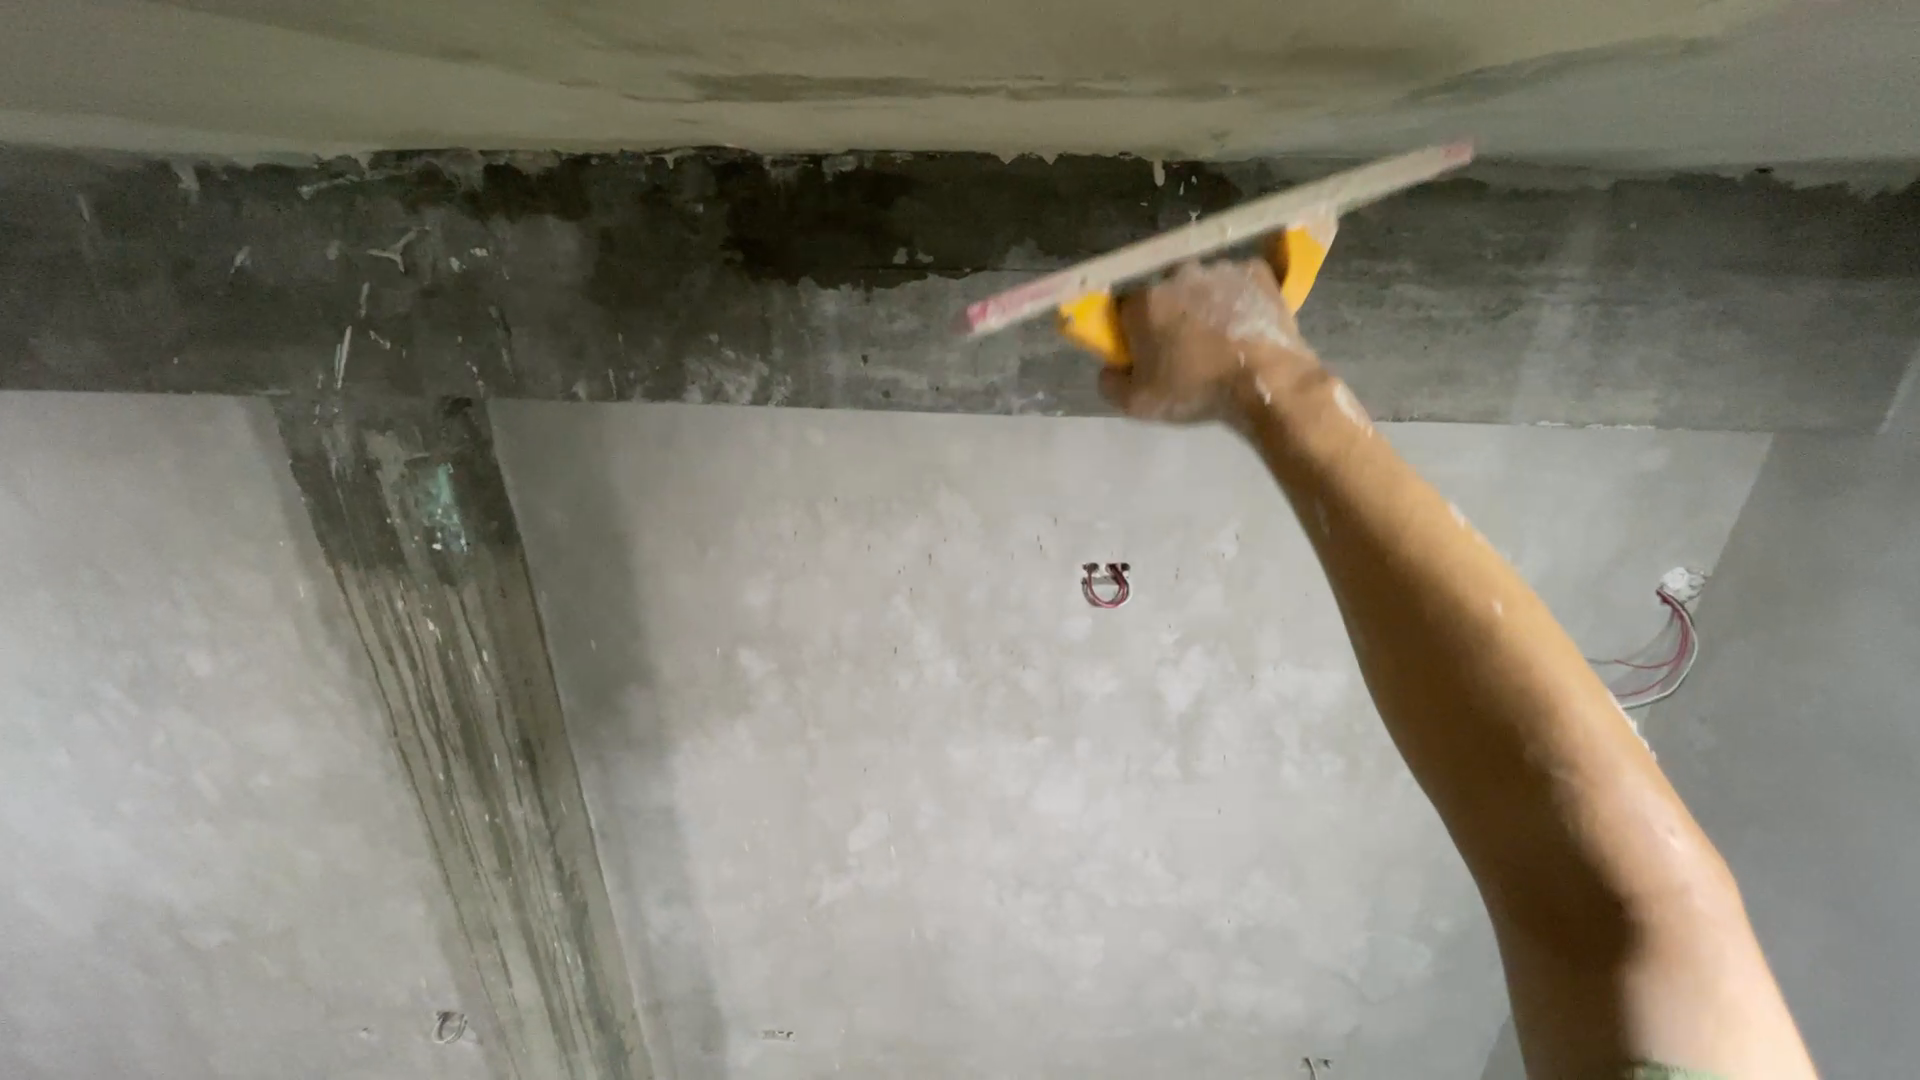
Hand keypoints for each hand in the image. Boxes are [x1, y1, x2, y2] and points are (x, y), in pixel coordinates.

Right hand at [1099, 258, 1322, 422]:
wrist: (1266, 382)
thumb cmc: (1195, 391)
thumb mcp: (1137, 404)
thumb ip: (1109, 383)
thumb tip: (1109, 368)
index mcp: (1143, 301)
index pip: (1125, 310)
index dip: (1132, 332)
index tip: (1145, 353)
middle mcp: (1177, 274)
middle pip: (1163, 293)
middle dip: (1168, 315)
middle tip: (1183, 348)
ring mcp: (1219, 268)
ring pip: (1201, 286)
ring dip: (1203, 305)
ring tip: (1219, 339)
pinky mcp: (1256, 272)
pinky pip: (1236, 283)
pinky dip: (1236, 299)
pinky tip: (1243, 325)